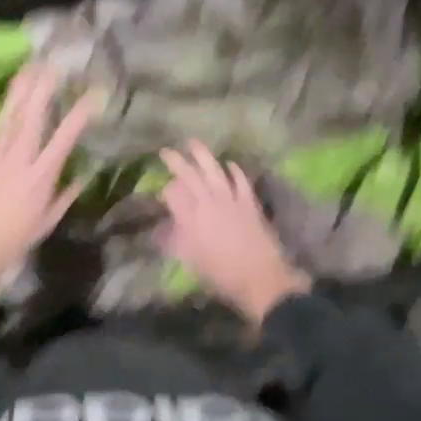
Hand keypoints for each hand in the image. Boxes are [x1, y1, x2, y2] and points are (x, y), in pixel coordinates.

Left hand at [0, 66, 93, 301]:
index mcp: (42, 177)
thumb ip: (66, 195)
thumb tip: (81, 177)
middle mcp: (19, 161)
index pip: (64, 139)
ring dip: (18, 91)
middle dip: (44, 90)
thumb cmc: (18, 238)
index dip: (79, 115)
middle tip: (53, 66)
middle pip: (33, 119)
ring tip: (27, 68)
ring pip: (7, 119)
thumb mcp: (49, 220)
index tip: (92, 95)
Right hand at [159, 141, 310, 324]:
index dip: (166, 190)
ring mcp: (231, 200)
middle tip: (167, 151)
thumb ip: (175, 241)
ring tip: (193, 143)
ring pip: (214, 171)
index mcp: (189, 218)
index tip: (162, 192)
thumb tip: (161, 230)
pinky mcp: (249, 203)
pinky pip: (240, 180)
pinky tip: (229, 164)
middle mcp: (208, 203)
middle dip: (177, 162)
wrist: (259, 277)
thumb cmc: (220, 274)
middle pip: (190, 175)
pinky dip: (234, 170)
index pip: (173, 193)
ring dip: (203, 155)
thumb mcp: (190, 260)